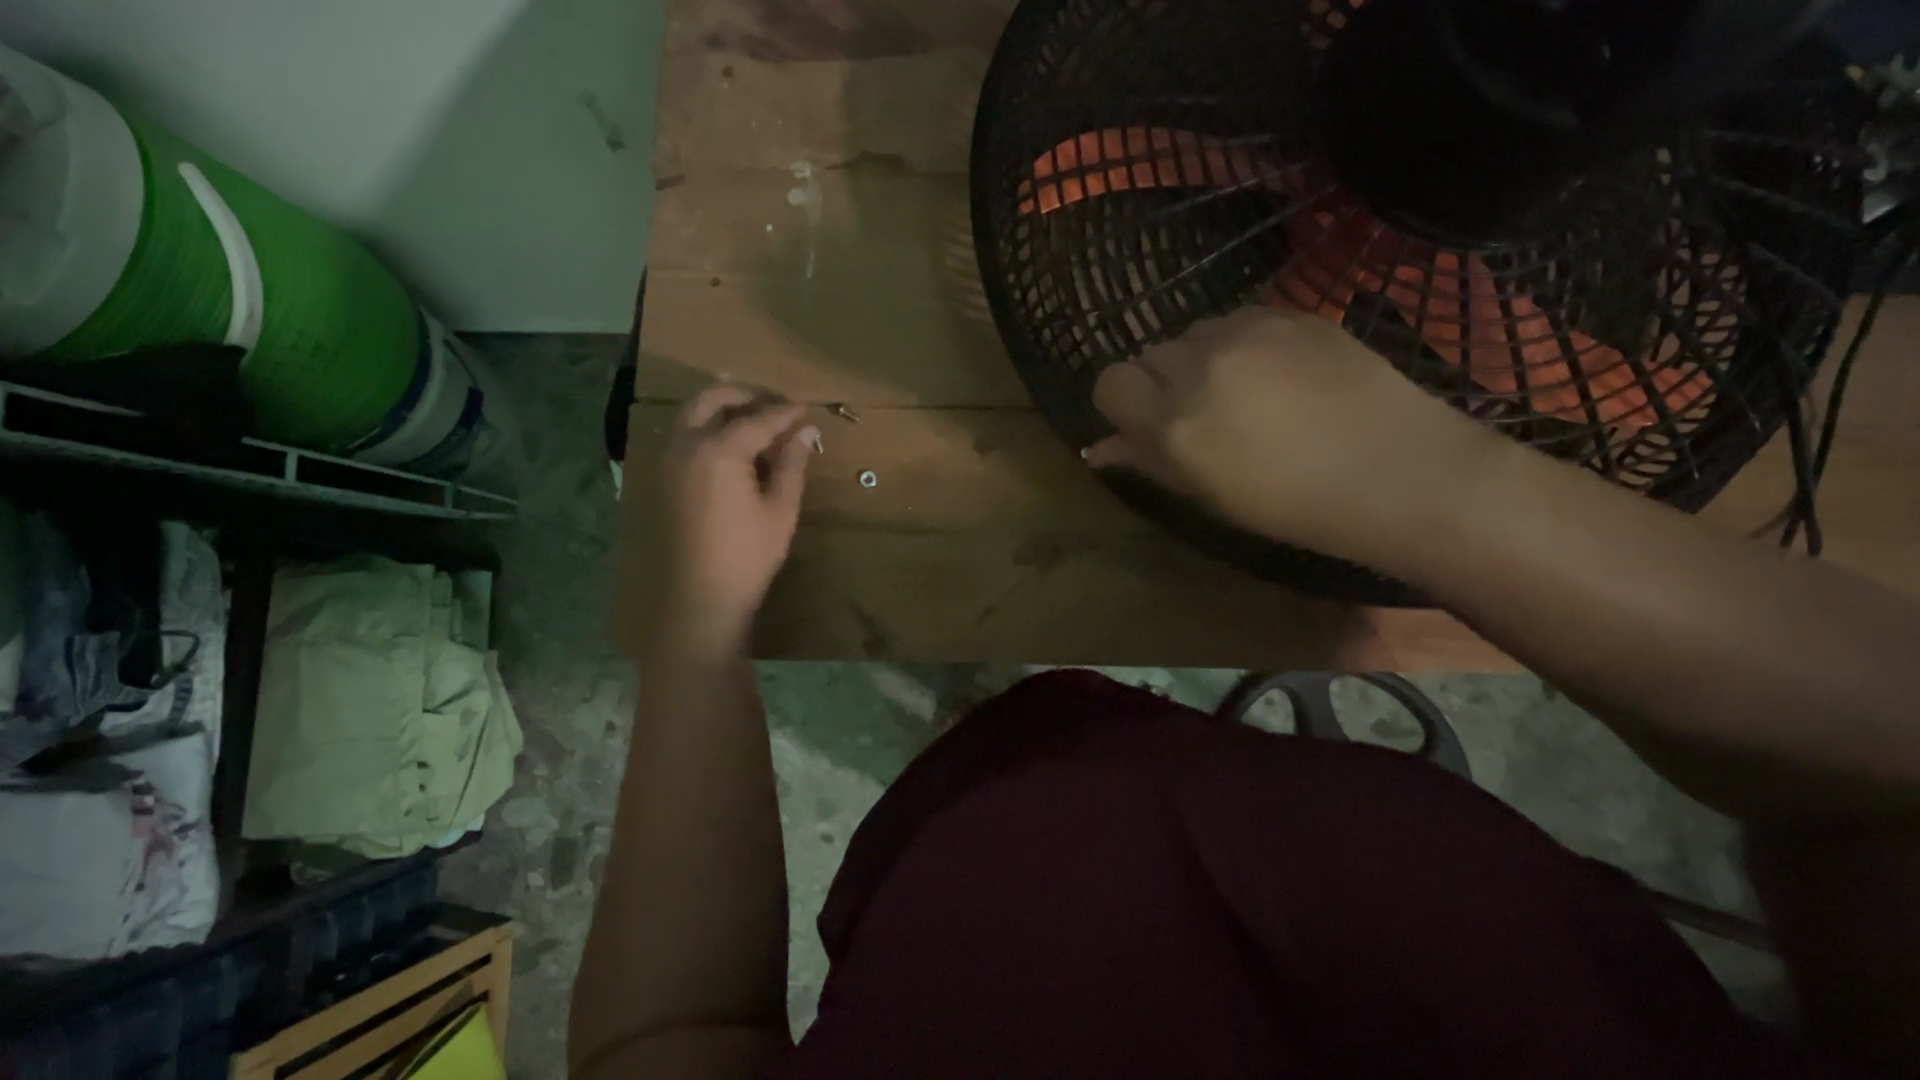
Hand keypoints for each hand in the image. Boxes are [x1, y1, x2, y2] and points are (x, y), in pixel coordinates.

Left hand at [650, 386, 817, 654]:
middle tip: (775, 405)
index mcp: (718, 450)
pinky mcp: (663, 480)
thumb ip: (791, 464)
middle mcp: (686, 446)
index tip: (807, 409)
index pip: (758, 418)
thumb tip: (806, 431)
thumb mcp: (780, 509)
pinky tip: (731, 449)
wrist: (699, 600)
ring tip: (754, 422)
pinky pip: (683, 438)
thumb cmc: (747, 556)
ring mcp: (668, 462)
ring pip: (691, 416)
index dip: (786, 413)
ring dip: (721, 410)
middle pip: (712, 400)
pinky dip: (706, 430)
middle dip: (745, 396)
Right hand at [1085, 305, 1498, 558]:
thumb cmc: (1295, 505)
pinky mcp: (1290, 313)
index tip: (1149, 424)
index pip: (1109, 382)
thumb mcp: (1210, 495)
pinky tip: (1280, 372)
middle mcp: (1200, 365)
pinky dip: (1243, 341)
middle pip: (1149, 353)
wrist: (1398, 471)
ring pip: (1194, 331)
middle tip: (1204, 414)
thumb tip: (1099, 447)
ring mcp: (1247, 331)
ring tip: (1245, 390)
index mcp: (1174, 421)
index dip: (1123, 403)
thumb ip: (1149, 462)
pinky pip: (1240, 317)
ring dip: (1202, 357)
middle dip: (1163, 381)